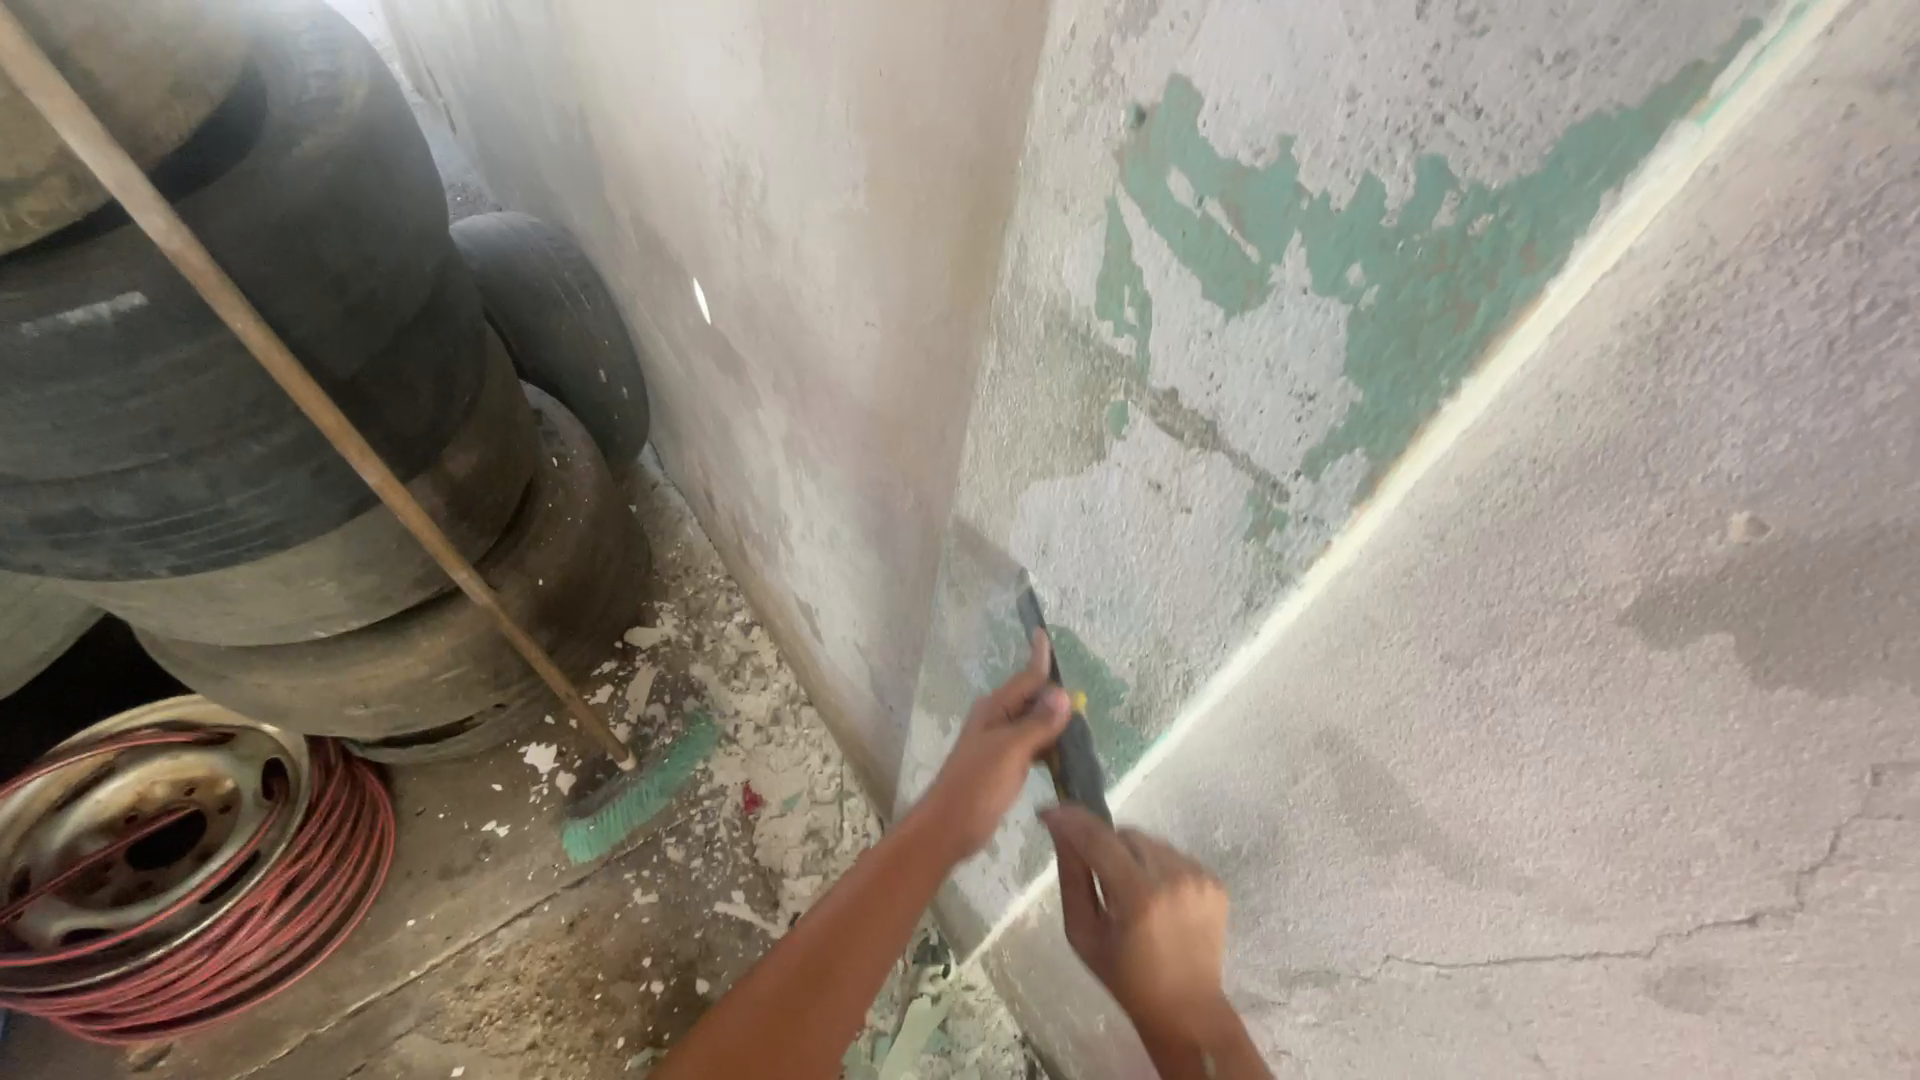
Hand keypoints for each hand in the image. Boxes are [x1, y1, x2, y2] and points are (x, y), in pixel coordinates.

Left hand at [913, 630, 1070, 860]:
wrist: (950, 826)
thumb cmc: (977, 785)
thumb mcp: (1011, 751)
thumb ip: (1038, 723)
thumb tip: (1064, 693)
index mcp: (995, 709)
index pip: (1026, 678)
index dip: (1038, 657)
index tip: (1043, 633)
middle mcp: (996, 720)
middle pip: (1032, 698)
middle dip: (1055, 694)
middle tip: (1083, 695)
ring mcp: (999, 742)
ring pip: (1033, 723)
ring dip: (1054, 722)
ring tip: (1082, 723)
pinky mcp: (1004, 764)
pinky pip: (1032, 745)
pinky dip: (1050, 745)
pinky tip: (1066, 753)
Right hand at [1041, 805, 1231, 1041]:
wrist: (1187, 1009)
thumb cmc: (1126, 977)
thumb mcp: (1083, 932)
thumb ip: (1071, 877)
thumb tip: (1060, 831)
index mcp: (1138, 896)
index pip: (1098, 838)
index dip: (1070, 819)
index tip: (1048, 812)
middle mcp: (1173, 878)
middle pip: (1124, 834)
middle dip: (1104, 846)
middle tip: (1098, 876)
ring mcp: (1199, 877)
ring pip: (1149, 841)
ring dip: (1131, 855)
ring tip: (1129, 891)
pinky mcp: (1214, 881)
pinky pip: (1172, 854)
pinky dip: (1156, 867)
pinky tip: (1156, 899)